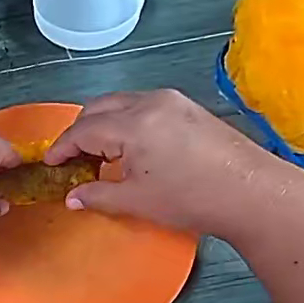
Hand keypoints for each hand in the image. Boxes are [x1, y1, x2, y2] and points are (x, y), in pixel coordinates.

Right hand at [45, 90, 303, 241]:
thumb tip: (73, 197)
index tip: (50, 163)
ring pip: (123, 104)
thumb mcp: (138, 201)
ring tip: (101, 155)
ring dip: (105, 124)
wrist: (252, 193)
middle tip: (73, 159)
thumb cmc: (194, 199)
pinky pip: (145, 107)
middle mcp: (151, 101)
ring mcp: (174, 101)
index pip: (83, 129)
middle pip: (100, 108)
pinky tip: (132, 148)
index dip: (62, 147)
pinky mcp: (189, 108)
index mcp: (133, 123)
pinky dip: (128, 122)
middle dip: (81, 131)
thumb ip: (99, 195)